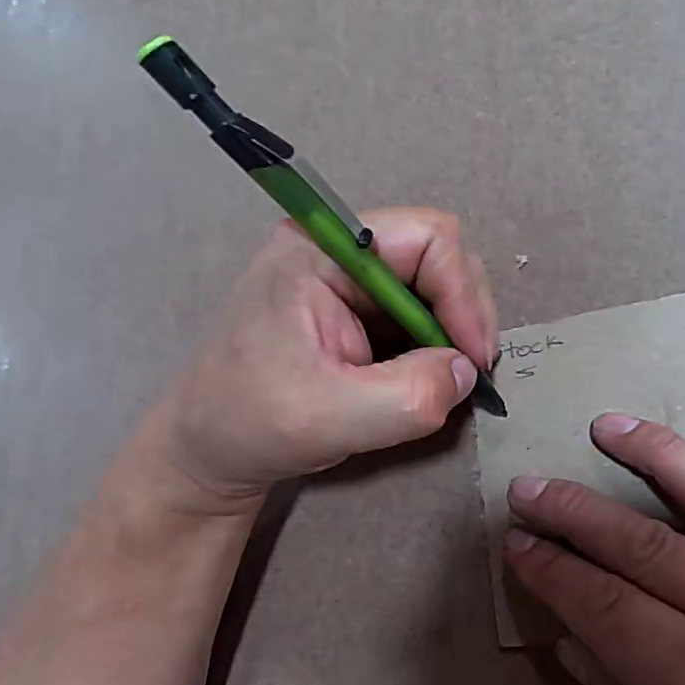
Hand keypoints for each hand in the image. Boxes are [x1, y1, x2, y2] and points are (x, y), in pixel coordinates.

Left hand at [128, 207, 497, 510]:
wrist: (211, 446)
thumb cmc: (250, 423)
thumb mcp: (330, 417)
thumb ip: (409, 396)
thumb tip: (466, 372)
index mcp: (320, 250)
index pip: (425, 238)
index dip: (462, 293)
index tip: (473, 357)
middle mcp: (339, 250)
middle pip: (438, 254)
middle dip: (463, 312)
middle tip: (469, 370)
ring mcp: (349, 278)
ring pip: (435, 283)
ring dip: (454, 331)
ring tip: (450, 377)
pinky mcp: (357, 307)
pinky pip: (419, 310)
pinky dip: (438, 343)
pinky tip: (430, 375)